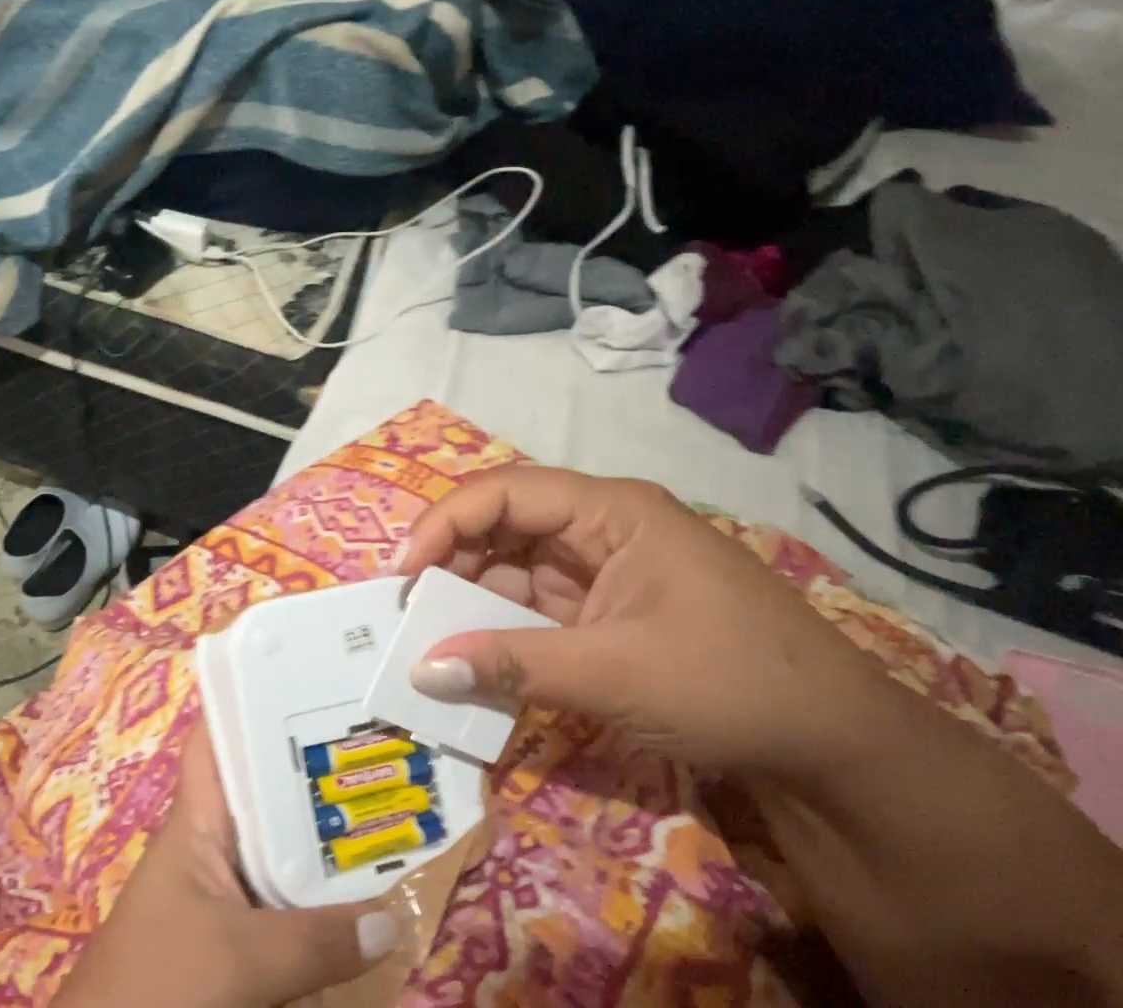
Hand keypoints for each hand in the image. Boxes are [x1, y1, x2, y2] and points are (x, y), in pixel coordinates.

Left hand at [52, 725, 402, 1007]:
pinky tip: (376, 894)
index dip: (255, 698)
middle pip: (268, 790)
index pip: (219, 738)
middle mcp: (213, 844)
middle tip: (388, 740)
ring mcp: (227, 891)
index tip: (315, 672)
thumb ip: (315, 940)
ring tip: (401, 804)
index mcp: (197, 821)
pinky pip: (292, 900)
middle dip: (321, 767)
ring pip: (286, 847)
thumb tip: (399, 914)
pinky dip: (329, 895)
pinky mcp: (240, 935)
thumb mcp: (237, 959)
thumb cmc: (156, 983)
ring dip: (332, 834)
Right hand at [396, 466, 895, 779]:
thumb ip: (511, 664)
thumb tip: (421, 669)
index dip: (444, 522)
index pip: (506, 491)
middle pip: (504, 524)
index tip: (402, 573)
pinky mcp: (607, 614)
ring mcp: (606, 573)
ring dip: (471, 600)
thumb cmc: (732, 684)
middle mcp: (604, 529)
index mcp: (613, 511)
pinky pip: (534, 608)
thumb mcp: (615, 673)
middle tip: (409, 611)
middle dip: (451, 562)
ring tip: (431, 639)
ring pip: (514, 568)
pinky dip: (500, 630)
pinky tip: (473, 658)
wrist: (836, 748)